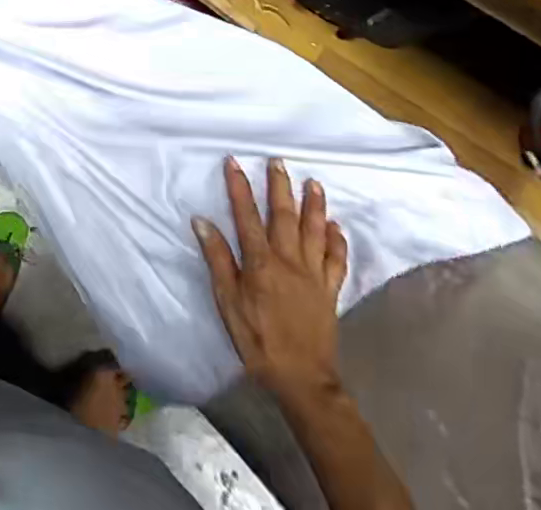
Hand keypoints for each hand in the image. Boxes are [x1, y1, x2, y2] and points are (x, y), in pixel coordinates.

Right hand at [194, 157, 349, 404]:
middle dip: (279, 185)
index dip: (239, 188)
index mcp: (261, 262)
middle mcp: (289, 259)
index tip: (233, 162)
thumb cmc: (258, 341)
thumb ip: (218, 261)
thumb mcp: (228, 304)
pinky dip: (337, 239)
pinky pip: (336, 258)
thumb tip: (203, 222)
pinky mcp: (331, 288)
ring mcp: (314, 272)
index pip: (246, 216)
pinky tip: (336, 225)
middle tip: (277, 161)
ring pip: (314, 229)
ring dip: (313, 204)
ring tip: (313, 182)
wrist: (302, 377)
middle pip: (283, 214)